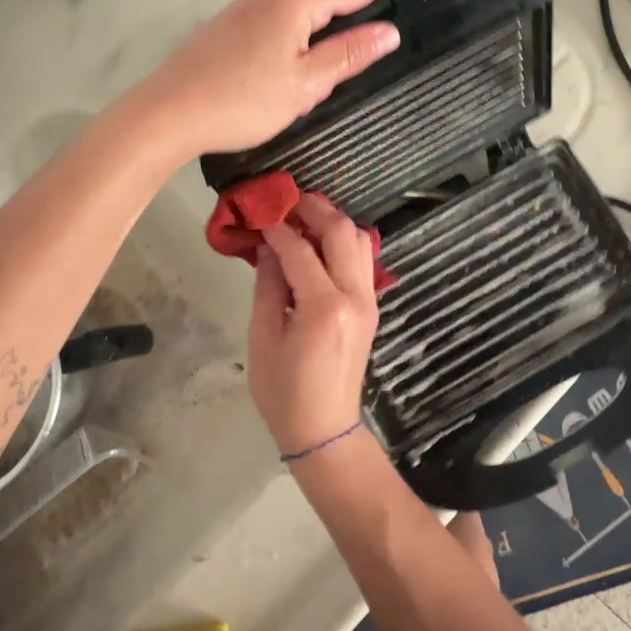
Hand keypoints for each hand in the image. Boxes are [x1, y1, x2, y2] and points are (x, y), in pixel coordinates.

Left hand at [138, 0, 417, 155]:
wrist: (168, 113)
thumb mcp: (305, 84)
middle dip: (365, 1)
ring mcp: (247, 6)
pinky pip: (282, 19)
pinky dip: (306, 30)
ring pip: (305, 8)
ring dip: (334, 20)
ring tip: (361, 41)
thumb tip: (389, 31)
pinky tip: (310, 54)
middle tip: (401, 16)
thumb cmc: (241, 101)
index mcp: (295, 1)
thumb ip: (348, 54)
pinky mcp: (231, 25)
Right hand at [247, 195, 380, 457]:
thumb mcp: (263, 337)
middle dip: (315, 209)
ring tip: (302, 219)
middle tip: (286, 200)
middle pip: (343, 232)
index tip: (258, 213)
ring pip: (360, 241)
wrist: (324, 429)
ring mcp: (369, 301)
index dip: (277, 228)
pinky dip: (342, 244)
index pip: (300, 251)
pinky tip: (317, 246)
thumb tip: (267, 246)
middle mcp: (355, 297)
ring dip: (333, 223)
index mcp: (324, 308)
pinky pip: (362, 261)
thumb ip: (267, 285)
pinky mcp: (371, 308)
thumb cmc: (284, 391)